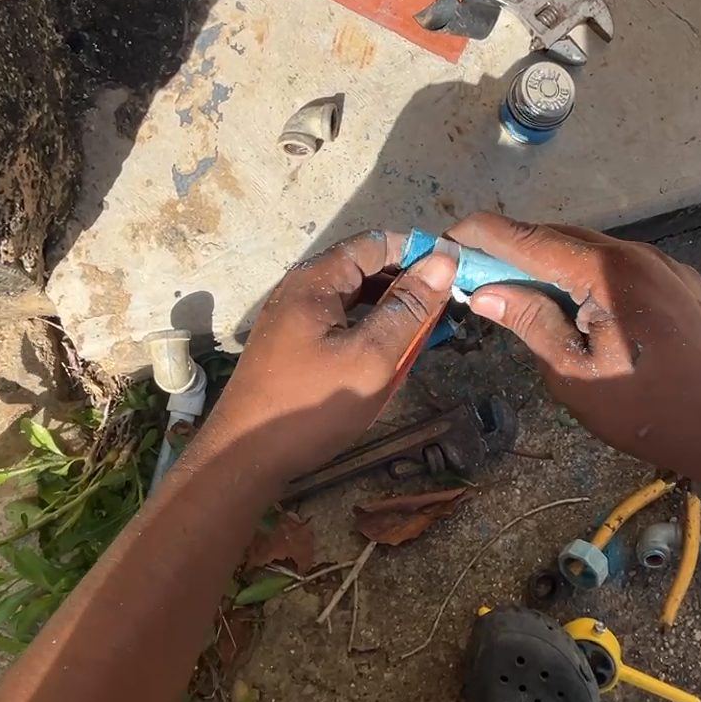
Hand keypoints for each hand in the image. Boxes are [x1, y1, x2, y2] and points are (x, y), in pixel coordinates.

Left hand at [186, 230, 457, 484]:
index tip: (455, 273)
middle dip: (407, 282)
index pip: (376, 243)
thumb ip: (408, 308)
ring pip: (355, 297)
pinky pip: (342, 321)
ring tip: (427, 329)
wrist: (244, 457)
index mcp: (316, 280)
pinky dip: (370, 328)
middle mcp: (302, 288)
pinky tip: (391, 351)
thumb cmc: (312, 405)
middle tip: (447, 306)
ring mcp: (295, 317)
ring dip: (392, 308)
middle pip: (365, 268)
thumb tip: (442, 261)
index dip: (418, 253)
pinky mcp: (294, 344)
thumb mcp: (370, 356)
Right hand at [447, 213, 700, 476]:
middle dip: (512, 247)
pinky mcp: (679, 280)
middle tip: (477, 271)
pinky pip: (619, 263)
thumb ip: (529, 323)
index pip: (528, 239)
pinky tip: (577, 302)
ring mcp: (662, 264)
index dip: (482, 235)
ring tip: (520, 289)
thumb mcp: (574, 374)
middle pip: (558, 236)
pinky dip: (584, 272)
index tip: (448, 237)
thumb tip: (483, 292)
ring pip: (590, 248)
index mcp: (604, 271)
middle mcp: (634, 253)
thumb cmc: (647, 412)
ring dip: (549, 260)